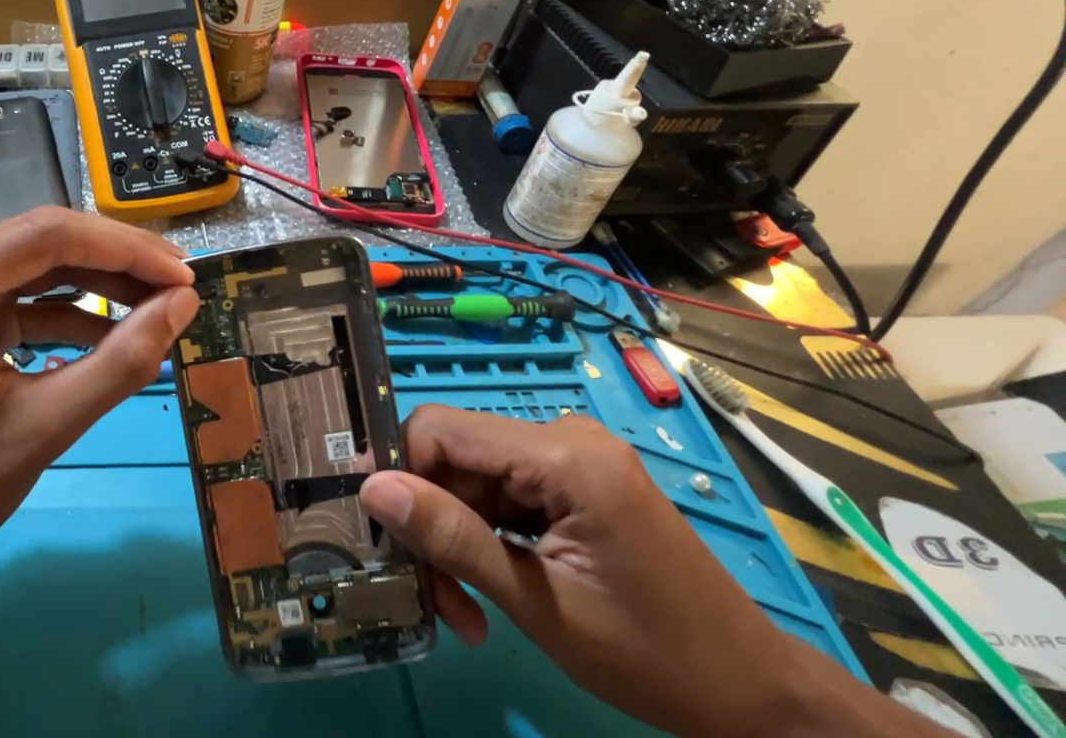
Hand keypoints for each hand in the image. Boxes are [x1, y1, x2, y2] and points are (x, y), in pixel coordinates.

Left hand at [0, 207, 199, 645]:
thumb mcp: (47, 426)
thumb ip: (122, 360)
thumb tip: (183, 303)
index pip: (44, 236)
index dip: (124, 248)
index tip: (185, 275)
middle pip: (38, 240)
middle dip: (116, 260)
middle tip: (182, 285)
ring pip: (31, 262)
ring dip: (96, 281)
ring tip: (160, 304)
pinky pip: (15, 293)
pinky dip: (65, 309)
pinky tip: (116, 330)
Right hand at [358, 407, 939, 737]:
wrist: (753, 695)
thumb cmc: (654, 657)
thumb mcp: (541, 605)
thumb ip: (454, 540)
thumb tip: (372, 489)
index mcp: (566, 458)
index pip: (440, 429)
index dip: (401, 474)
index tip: (387, 537)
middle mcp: (567, 439)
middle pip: (455, 457)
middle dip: (432, 522)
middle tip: (437, 598)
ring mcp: (574, 459)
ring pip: (472, 479)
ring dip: (457, 540)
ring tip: (467, 610)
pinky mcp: (577, 483)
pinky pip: (503, 493)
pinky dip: (486, 538)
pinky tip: (491, 592)